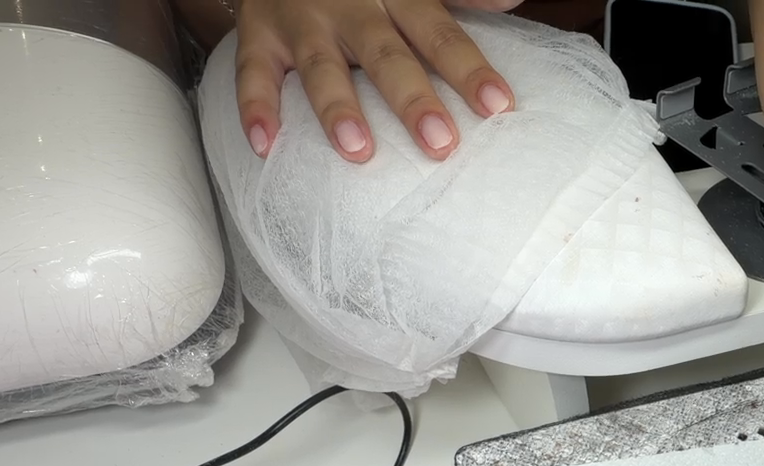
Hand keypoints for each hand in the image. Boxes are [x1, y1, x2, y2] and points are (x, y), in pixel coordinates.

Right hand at [233, 0, 521, 162]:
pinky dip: (256, 107)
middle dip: (412, 99)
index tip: (498, 105)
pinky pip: (252, 70)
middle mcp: (348, 4)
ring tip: (359, 151)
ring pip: (319, 65)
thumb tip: (511, 0)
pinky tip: (266, 146)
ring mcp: (300, 17)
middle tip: (440, 143)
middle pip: (384, 54)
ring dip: (338, 108)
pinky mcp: (259, 31)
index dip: (469, 70)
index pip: (439, 34)